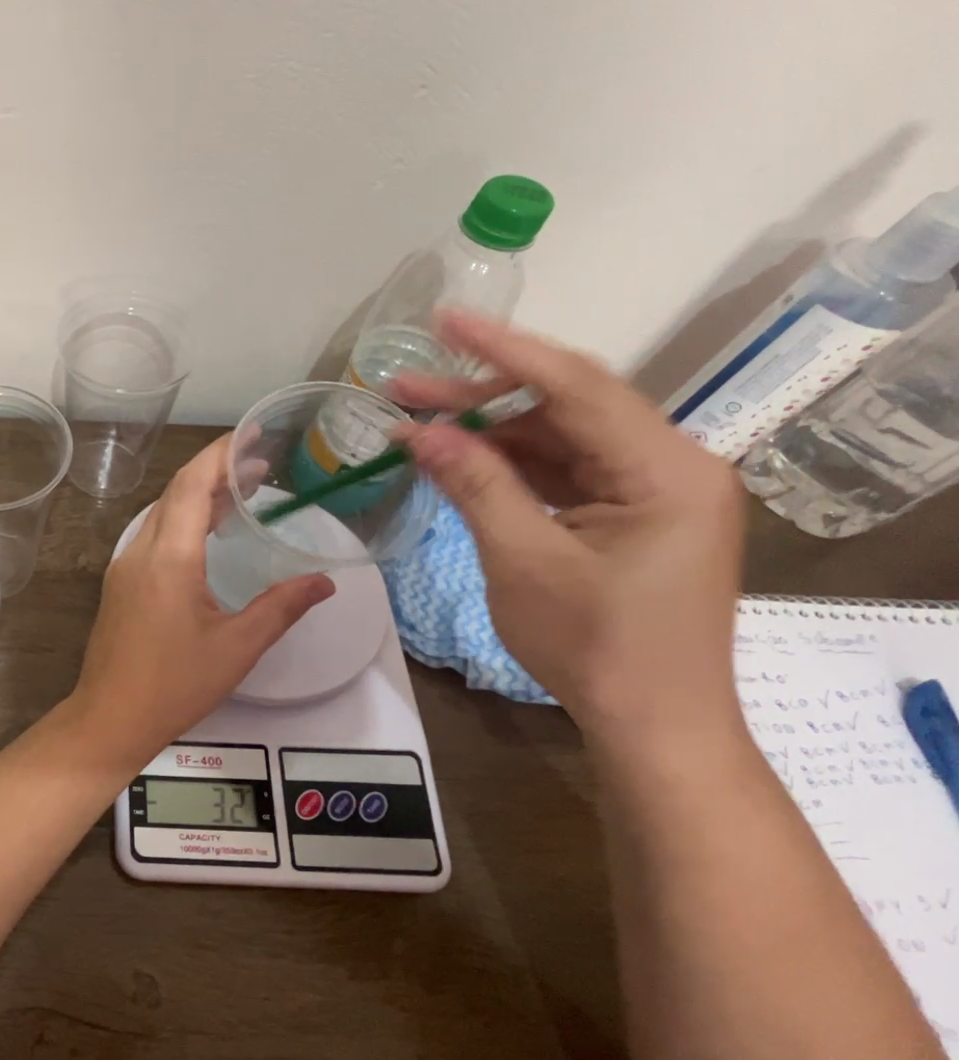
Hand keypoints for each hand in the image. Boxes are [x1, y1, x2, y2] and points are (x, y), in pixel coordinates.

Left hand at [70, 436, 335, 757]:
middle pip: (176, 493)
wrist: (109, 717)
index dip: (220, 454)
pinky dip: (184, 521)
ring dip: (200, 496)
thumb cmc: (173, 685)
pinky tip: (210, 535)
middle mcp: (141, 552)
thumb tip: (324, 583)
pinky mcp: (121, 584)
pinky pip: (154, 536)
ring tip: (243, 492)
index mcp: (169, 558)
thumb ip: (281, 608)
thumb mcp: (237, 647)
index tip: (251, 434)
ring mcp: (125, 568)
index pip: (192, 485)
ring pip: (162, 514)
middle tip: (260, 463)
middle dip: (216, 471)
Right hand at [394, 311, 745, 740]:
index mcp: (665, 469)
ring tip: (417, 423)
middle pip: (566, 406)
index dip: (504, 350)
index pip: (576, 386)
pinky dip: (512, 464)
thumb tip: (419, 433)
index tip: (445, 321)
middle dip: (481, 395)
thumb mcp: (522, 561)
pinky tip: (460, 459)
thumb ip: (475, 485)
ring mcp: (653, 490)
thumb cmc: (594, 646)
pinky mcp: (633, 514)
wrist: (653, 722)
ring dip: (490, 431)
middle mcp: (670, 464)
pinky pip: (566, 470)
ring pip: (562, 437)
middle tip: (404, 386)